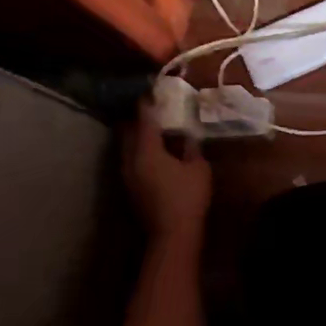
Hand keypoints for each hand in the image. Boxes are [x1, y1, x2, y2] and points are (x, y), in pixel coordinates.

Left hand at [124, 101, 212, 240]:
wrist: (172, 233)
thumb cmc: (189, 198)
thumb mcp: (199, 169)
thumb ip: (191, 149)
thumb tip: (187, 137)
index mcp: (147, 150)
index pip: (144, 119)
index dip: (148, 104)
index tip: (152, 92)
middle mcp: (130, 158)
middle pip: (127, 131)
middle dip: (138, 119)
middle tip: (153, 112)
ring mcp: (126, 174)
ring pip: (126, 147)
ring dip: (137, 137)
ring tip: (154, 133)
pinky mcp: (129, 186)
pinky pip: (130, 160)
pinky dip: (139, 152)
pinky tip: (155, 156)